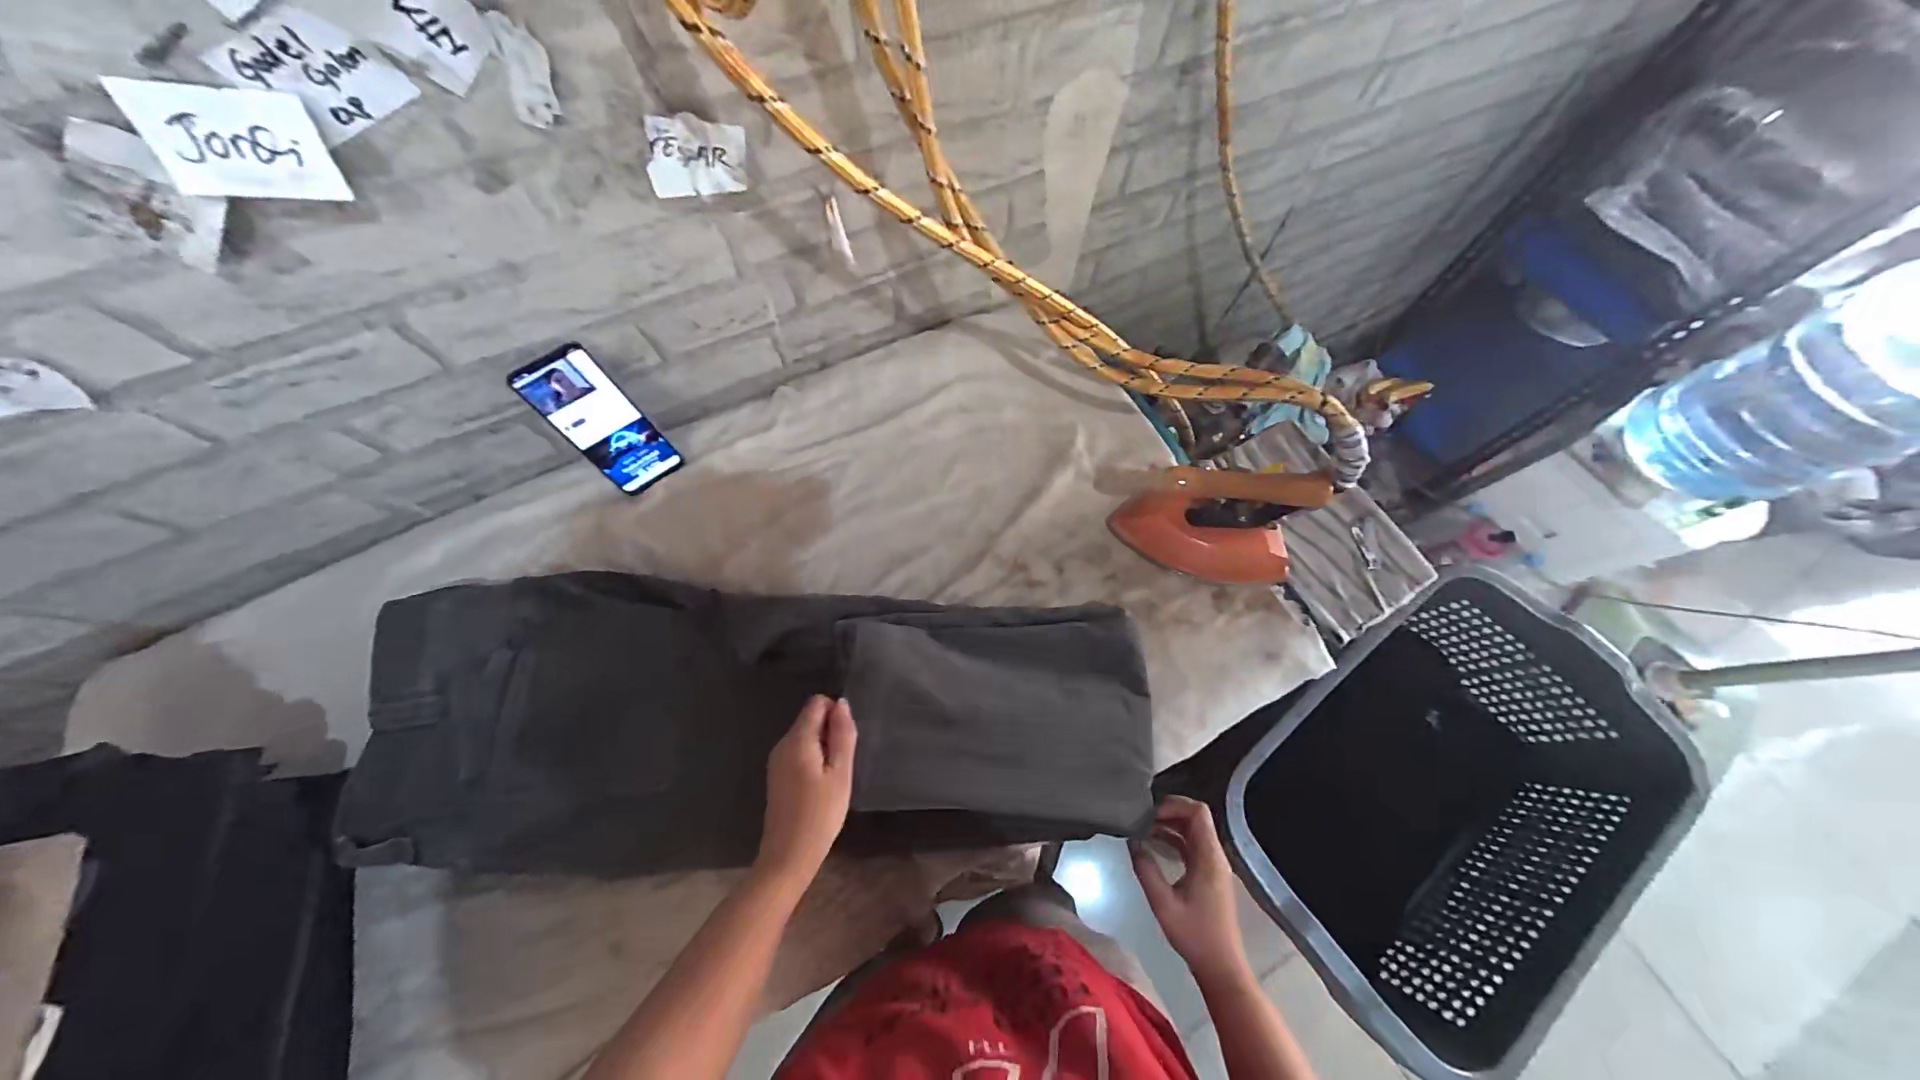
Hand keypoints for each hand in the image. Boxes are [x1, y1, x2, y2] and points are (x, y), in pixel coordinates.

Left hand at [754, 695, 856, 884]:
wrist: (788, 856)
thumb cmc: (821, 814)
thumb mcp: (840, 773)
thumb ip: (843, 735)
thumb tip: (842, 703)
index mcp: (797, 740)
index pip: (817, 703)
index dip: (836, 715)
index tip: (845, 743)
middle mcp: (782, 744)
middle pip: (810, 718)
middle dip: (831, 733)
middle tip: (841, 767)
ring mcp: (777, 760)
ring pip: (806, 736)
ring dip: (824, 749)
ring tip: (832, 779)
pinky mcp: (777, 775)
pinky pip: (799, 753)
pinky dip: (813, 761)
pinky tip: (820, 787)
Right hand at [1130, 796, 1248, 980]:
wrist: (1221, 966)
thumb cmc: (1194, 935)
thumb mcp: (1163, 903)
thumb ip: (1146, 869)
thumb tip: (1132, 842)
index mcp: (1209, 857)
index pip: (1198, 812)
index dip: (1173, 805)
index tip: (1149, 813)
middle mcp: (1215, 856)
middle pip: (1195, 818)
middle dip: (1169, 811)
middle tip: (1142, 817)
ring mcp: (1213, 865)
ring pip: (1193, 831)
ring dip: (1170, 825)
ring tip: (1143, 827)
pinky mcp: (1209, 875)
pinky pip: (1192, 846)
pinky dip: (1173, 839)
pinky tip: (1153, 844)